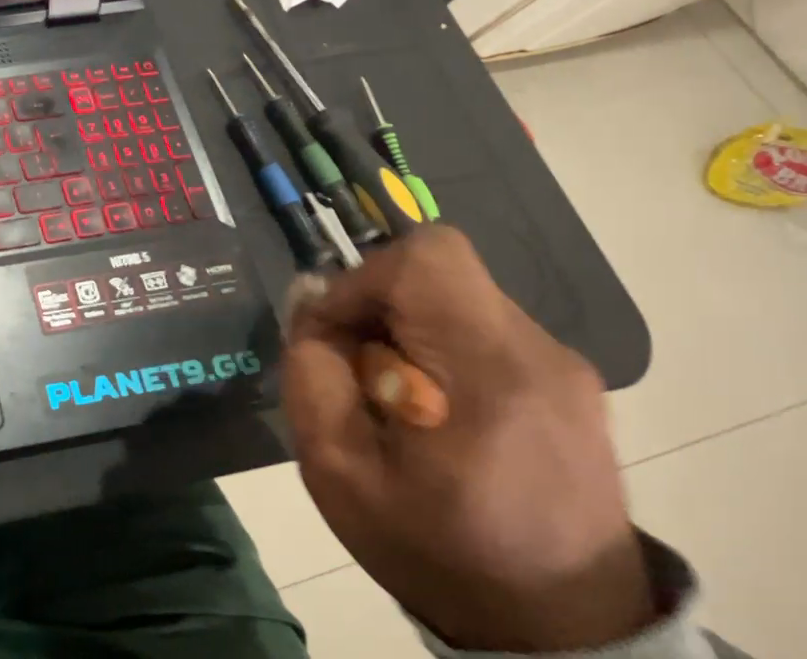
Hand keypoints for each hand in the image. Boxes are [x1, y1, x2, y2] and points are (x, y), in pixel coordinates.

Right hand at [281, 226, 654, 651]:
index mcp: (490, 372)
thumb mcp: (336, 468)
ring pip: (457, 297)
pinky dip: (440, 349)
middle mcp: (541, 353)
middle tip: (357, 373)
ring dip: (406, 330)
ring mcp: (566, 366)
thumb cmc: (436, 550)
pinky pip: (483, 328)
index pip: (425, 258)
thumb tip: (311, 302)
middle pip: (438, 272)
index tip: (336, 338)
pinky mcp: (570, 384)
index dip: (361, 281)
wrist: (560, 626)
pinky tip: (434, 412)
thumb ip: (312, 371)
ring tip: (394, 400)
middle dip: (377, 307)